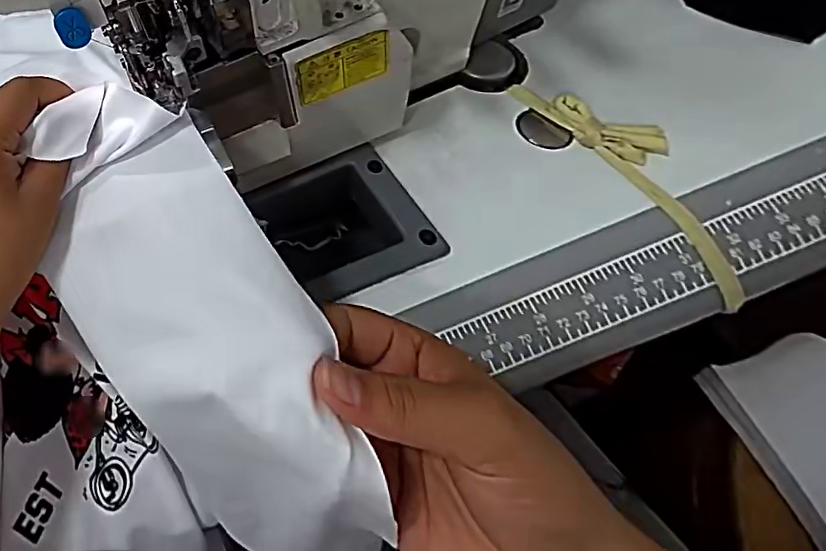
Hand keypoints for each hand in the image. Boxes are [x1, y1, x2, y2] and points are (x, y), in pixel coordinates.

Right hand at [314, 305, 655, 550]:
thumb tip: (336, 377)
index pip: (349, 328)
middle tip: (274, 387)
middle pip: (326, 373)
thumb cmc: (551, 491)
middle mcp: (390, 399)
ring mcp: (381, 447)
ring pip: (320, 422)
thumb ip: (410, 400)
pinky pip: (328, 476)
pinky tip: (302, 469)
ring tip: (282, 426)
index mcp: (413, 360)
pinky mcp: (374, 497)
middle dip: (299, 377)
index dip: (315, 329)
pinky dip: (310, 472)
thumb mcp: (483, 428)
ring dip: (302, 425)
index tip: (286, 345)